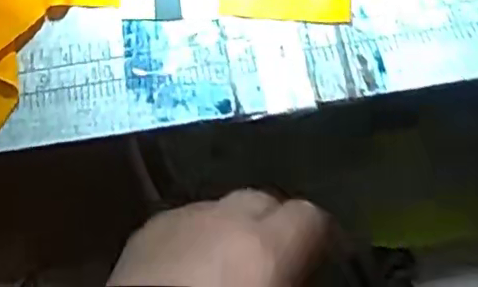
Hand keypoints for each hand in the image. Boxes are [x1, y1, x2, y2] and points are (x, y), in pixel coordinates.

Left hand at [109, 189, 331, 286]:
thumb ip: (289, 277)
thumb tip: (303, 271)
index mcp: (263, 246)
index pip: (312, 216)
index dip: (323, 235)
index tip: (328, 255)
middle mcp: (227, 215)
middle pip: (266, 200)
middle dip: (276, 226)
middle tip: (279, 266)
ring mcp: (184, 214)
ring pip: (224, 207)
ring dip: (234, 230)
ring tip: (231, 268)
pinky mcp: (149, 227)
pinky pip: (188, 220)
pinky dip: (198, 237)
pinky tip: (190, 270)